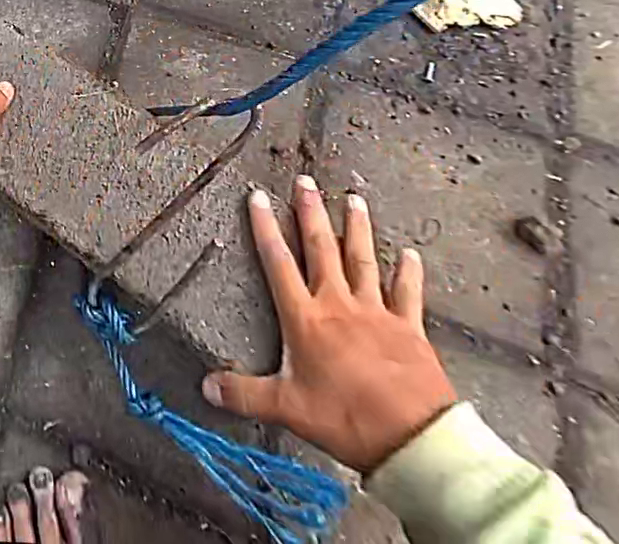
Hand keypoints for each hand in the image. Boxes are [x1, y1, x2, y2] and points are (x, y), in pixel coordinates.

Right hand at [203, 175, 457, 474]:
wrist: (411, 436)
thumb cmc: (346, 419)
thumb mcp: (286, 408)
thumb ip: (244, 394)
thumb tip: (207, 386)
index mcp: (306, 318)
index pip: (278, 262)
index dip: (265, 227)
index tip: (258, 197)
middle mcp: (338, 304)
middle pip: (321, 248)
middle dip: (310, 212)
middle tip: (306, 182)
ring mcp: (376, 311)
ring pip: (363, 259)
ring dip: (357, 227)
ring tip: (353, 199)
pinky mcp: (408, 328)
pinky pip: (408, 294)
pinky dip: (409, 273)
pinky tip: (409, 254)